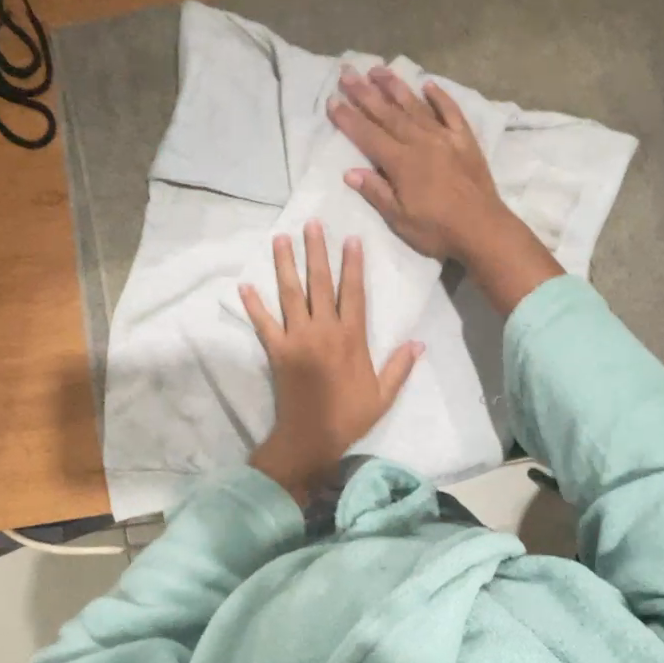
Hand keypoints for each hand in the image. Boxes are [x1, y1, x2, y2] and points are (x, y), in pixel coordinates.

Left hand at [241, 221, 422, 503]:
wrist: (312, 438)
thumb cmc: (350, 416)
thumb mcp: (383, 394)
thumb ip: (400, 367)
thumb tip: (419, 344)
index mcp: (352, 338)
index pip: (354, 292)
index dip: (353, 265)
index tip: (351, 239)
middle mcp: (324, 331)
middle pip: (320, 283)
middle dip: (316, 251)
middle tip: (311, 224)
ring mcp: (298, 339)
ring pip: (291, 294)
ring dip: (285, 265)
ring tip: (280, 239)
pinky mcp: (277, 352)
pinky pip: (263, 324)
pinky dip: (253, 305)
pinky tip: (244, 285)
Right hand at [329, 66, 563, 314]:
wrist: (482, 228)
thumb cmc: (436, 230)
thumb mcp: (399, 219)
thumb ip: (376, 192)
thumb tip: (351, 171)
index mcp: (401, 162)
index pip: (368, 135)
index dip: (348, 118)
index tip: (332, 101)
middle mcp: (420, 142)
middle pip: (387, 113)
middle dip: (365, 93)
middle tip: (347, 72)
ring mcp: (444, 138)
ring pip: (415, 106)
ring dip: (395, 87)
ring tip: (378, 69)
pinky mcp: (465, 140)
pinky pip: (450, 112)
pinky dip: (439, 97)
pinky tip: (428, 85)